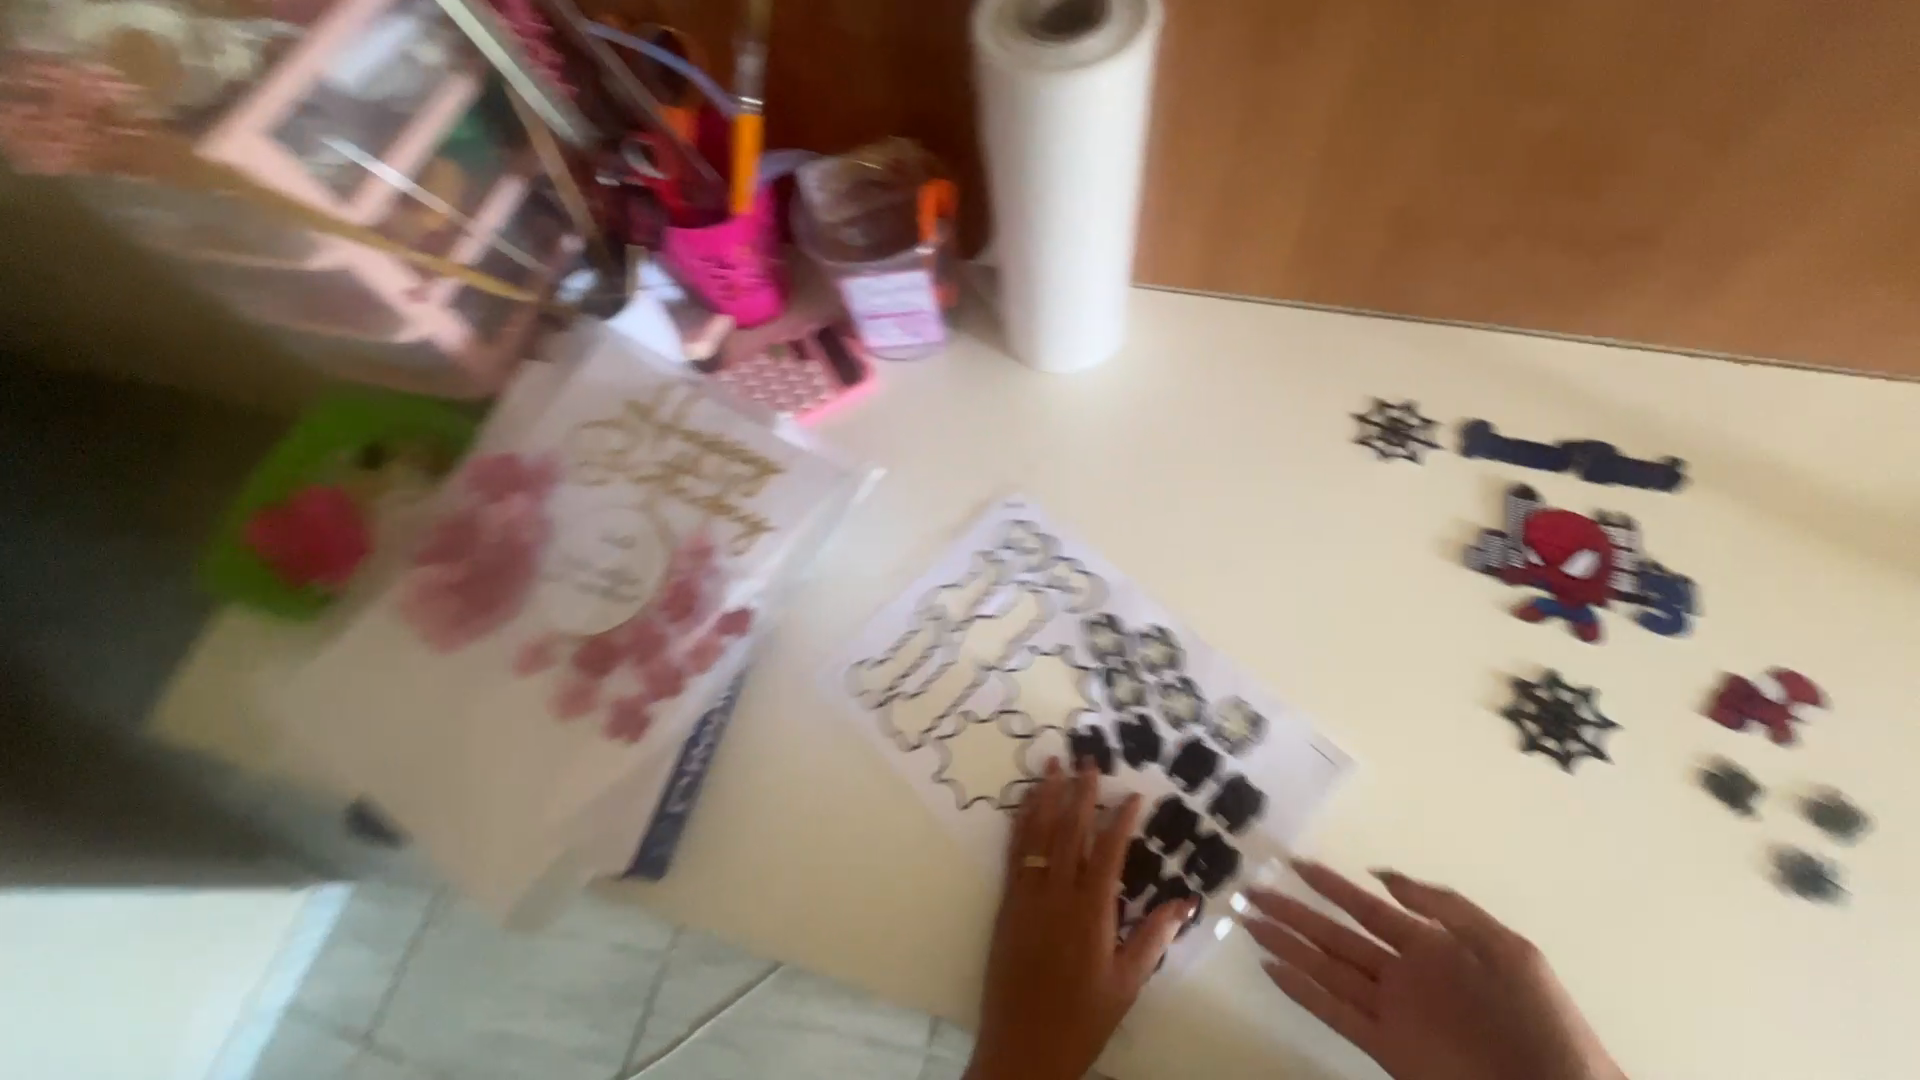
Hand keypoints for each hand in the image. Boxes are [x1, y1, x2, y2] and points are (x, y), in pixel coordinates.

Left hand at [965, 761, 1194, 1079]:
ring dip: (1044, 797)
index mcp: (1092, 912)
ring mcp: (1027, 896)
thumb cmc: (1083, 1017)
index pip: (1108, 851)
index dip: (1121, 819)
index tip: (1134, 794)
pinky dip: (1020, 825)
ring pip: (1037, 835)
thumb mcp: (1128, 982)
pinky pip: (1014, 854)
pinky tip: (1023, 805)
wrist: (1024, 1045)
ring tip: (1050, 765)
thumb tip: (1186, 902)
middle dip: (1080, 793)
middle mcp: (1057, 894)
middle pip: (1069, 832)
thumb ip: (1154, 937)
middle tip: (1087, 760)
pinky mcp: (1006, 904)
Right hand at [1247, 860, 1623, 1079]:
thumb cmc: (1540, 1019)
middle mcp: (1401, 974)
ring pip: (1326, 970)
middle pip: (1335, 937)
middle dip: (1294, 912)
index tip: (1293, 862)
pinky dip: (1302, 993)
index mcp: (1429, 946)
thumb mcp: (1504, 947)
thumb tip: (1379, 875)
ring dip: (1287, 946)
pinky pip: (1336, 1014)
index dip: (1330, 885)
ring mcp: (1391, 1012)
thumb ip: (1443, 906)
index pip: (1365, 908)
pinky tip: (1272, 970)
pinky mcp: (1387, 1048)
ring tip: (1250, 921)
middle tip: (1253, 891)